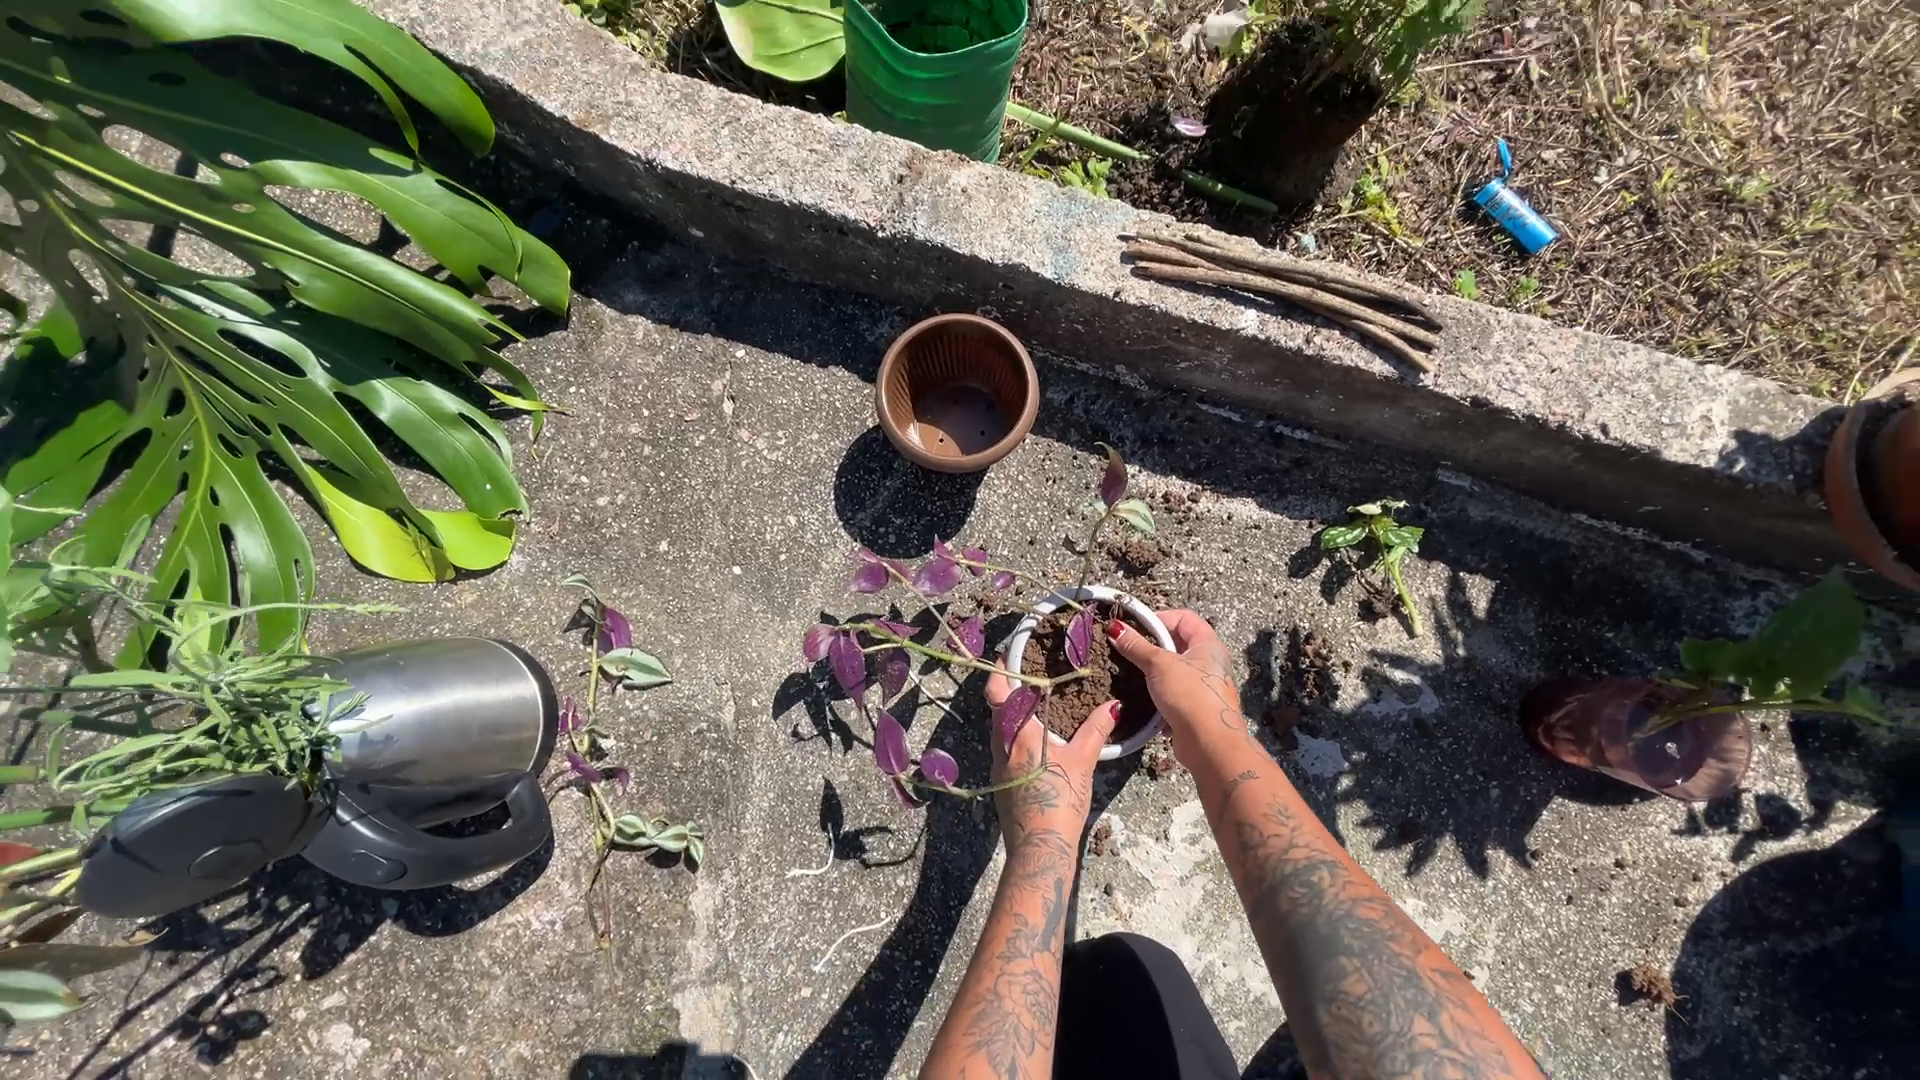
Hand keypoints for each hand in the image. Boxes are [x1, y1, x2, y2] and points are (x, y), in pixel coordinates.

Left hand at [985, 671, 1116, 856]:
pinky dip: (1013, 735)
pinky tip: (1034, 741)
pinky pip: (1003, 748)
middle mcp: (1000, 746)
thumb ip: (1097, 730)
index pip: (997, 692)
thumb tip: (1114, 705)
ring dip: (1010, 714)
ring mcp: (998, 766)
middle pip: (996, 709)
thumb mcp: (1083, 762)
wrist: (1040, 850)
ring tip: (1032, 704)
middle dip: (1007, 690)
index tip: (1006, 656)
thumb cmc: (1060, 801)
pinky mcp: (1001, 783)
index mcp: (1017, 733)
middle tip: (1026, 676)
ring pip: (999, 729)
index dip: (998, 672)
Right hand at [1106, 609, 1243, 763]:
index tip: (1136, 627)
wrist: (1209, 745)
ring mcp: (1203, 686)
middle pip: (1177, 643)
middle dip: (1152, 646)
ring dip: (1152, 672)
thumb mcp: (1158, 665)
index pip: (1184, 618)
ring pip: (1172, 670)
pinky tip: (1140, 696)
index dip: (1160, 618)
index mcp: (1208, 644)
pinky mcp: (1194, 708)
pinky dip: (1156, 693)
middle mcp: (1209, 662)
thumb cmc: (1190, 695)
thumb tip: (1115, 627)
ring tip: (1130, 671)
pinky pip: (1171, 693)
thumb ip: (1136, 646)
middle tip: (1129, 649)